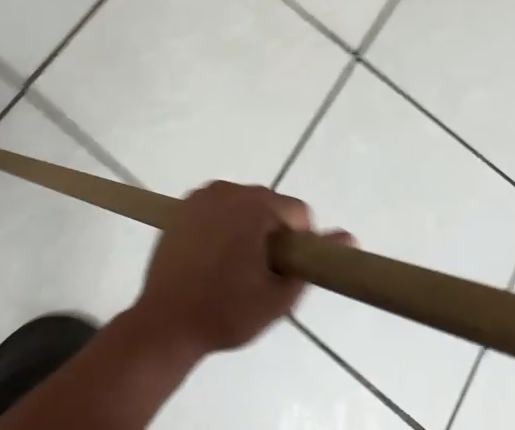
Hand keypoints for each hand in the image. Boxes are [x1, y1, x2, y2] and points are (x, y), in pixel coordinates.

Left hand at [125, 181, 352, 358]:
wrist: (165, 323)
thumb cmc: (226, 311)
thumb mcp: (279, 296)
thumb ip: (314, 262)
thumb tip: (349, 237)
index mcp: (254, 205)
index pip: (298, 212)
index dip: (299, 243)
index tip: (283, 272)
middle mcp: (227, 190)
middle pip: (269, 205)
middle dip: (272, 234)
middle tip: (259, 275)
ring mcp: (200, 196)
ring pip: (242, 206)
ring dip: (247, 229)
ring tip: (234, 270)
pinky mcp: (180, 208)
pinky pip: (216, 210)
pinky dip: (221, 227)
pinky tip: (212, 260)